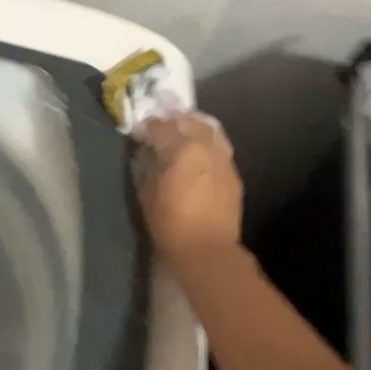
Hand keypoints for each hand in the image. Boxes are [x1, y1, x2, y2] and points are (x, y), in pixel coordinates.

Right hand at [135, 112, 242, 266]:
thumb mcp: (147, 192)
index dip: (146, 127)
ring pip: (210, 130)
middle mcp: (206, 146)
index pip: (160, 126)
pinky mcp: (233, 174)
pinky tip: (199, 154)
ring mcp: (223, 159)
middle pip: (189, 121)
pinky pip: (220, 148)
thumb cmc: (170, 221)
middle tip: (160, 125)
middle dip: (172, 120)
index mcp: (182, 147)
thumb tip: (147, 151)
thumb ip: (147, 164)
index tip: (137, 132)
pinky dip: (207, 143)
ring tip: (182, 133)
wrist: (207, 249)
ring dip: (194, 127)